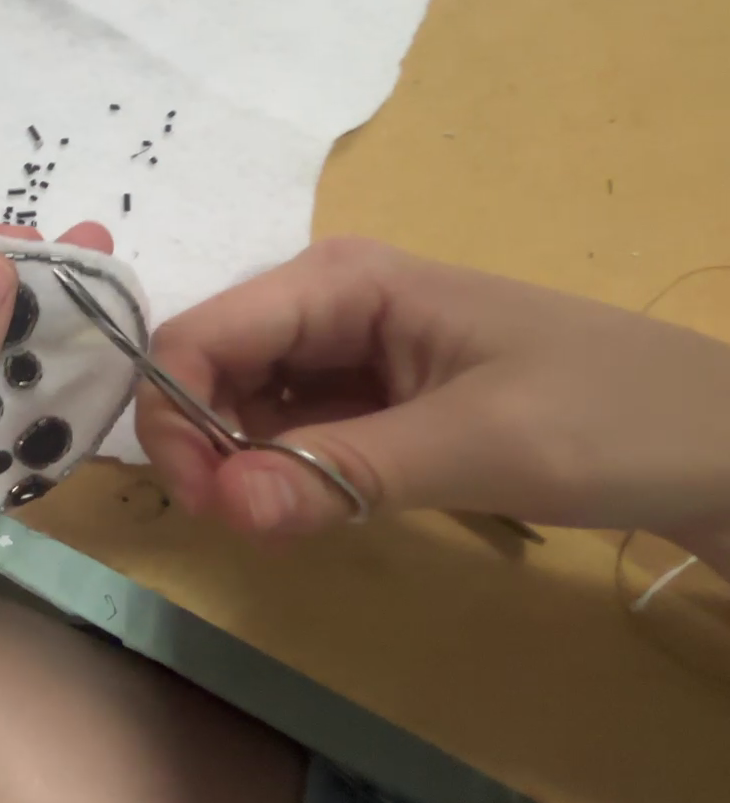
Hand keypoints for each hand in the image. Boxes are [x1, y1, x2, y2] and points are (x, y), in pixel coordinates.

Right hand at [136, 238, 729, 560]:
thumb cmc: (627, 418)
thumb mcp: (487, 446)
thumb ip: (344, 473)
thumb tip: (223, 509)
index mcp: (333, 282)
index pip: (196, 340)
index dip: (175, 417)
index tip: (206, 504)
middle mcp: (312, 301)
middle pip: (202, 368)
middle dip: (202, 444)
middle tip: (242, 520)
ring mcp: (327, 342)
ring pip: (227, 399)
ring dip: (234, 461)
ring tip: (285, 515)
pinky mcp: (345, 384)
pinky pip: (271, 422)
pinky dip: (269, 467)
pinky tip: (307, 497)